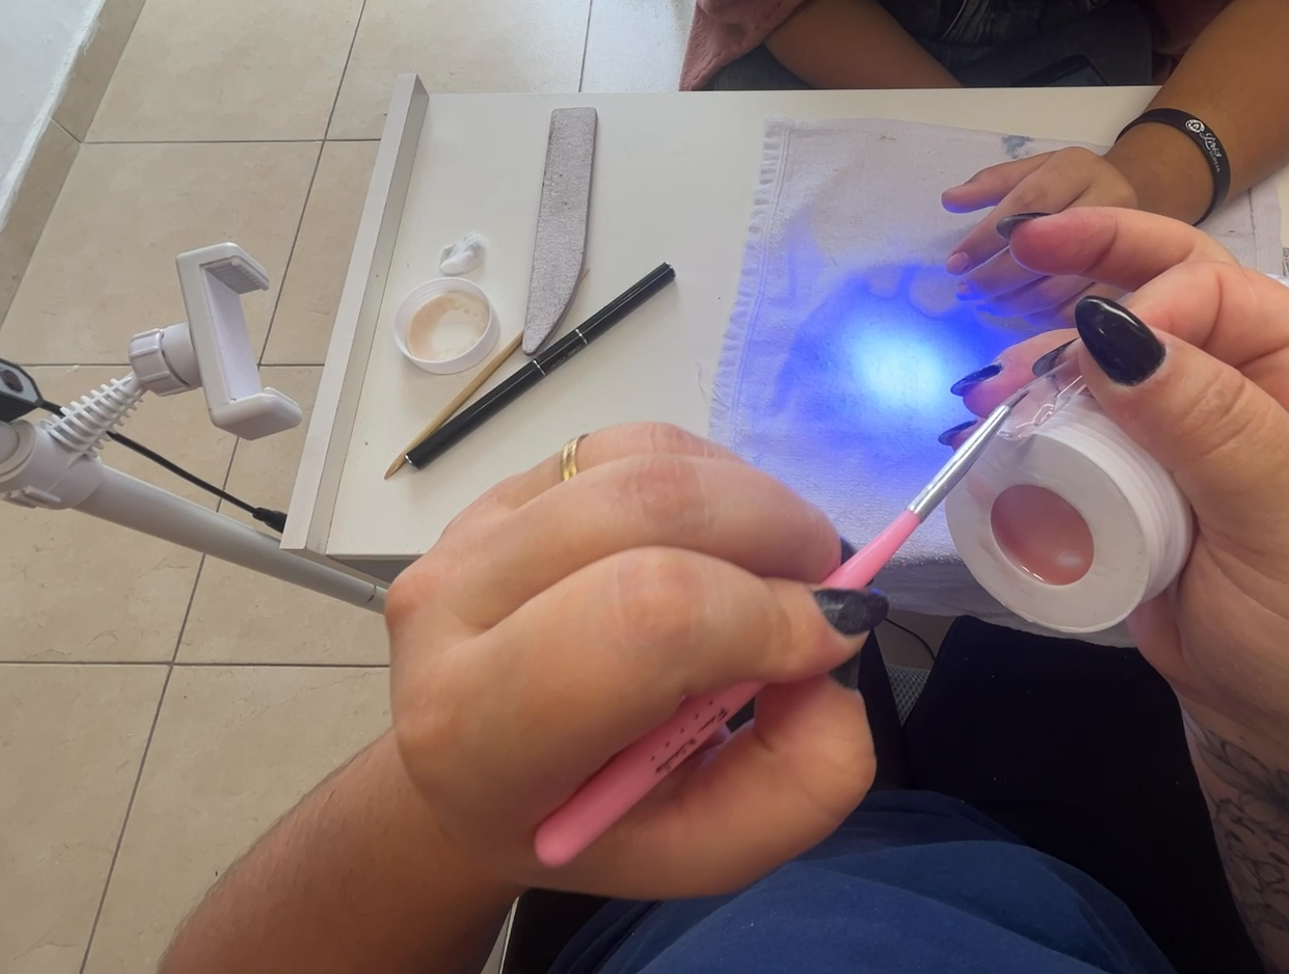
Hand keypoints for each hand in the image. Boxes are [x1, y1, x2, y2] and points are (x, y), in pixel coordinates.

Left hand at [383, 424, 883, 898]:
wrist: (477, 757)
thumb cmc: (584, 816)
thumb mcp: (706, 845)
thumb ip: (800, 779)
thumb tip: (835, 650)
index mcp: (482, 729)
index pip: (642, 620)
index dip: (760, 613)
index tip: (830, 633)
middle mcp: (453, 609)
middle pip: (646, 509)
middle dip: (773, 527)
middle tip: (821, 575)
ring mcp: (469, 530)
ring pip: (645, 462)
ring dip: (747, 496)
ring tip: (770, 557)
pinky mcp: (502, 487)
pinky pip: (630, 444)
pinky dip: (707, 471)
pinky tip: (715, 529)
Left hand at [941, 148, 1138, 324]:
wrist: (1122, 199)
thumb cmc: (1063, 186)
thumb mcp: (1030, 172)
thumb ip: (990, 184)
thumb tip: (950, 199)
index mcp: (1076, 169)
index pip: (1026, 204)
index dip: (986, 238)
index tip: (955, 264)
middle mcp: (1108, 201)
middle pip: (1045, 251)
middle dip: (995, 278)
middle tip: (966, 292)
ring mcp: (1124, 244)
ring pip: (1059, 287)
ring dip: (1013, 303)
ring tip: (985, 304)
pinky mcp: (1125, 280)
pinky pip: (1077, 310)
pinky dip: (1041, 317)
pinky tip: (1019, 313)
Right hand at [954, 209, 1288, 767]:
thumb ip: (1214, 426)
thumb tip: (1111, 331)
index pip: (1225, 295)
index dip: (1151, 301)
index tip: (1089, 348)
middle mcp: (1246, 395)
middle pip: (1160, 304)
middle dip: (1087, 274)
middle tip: (1016, 248)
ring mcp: (1181, 441)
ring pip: (1105, 372)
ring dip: (1045, 366)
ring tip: (991, 391)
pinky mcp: (1132, 483)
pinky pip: (1078, 434)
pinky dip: (1034, 423)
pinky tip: (996, 424)